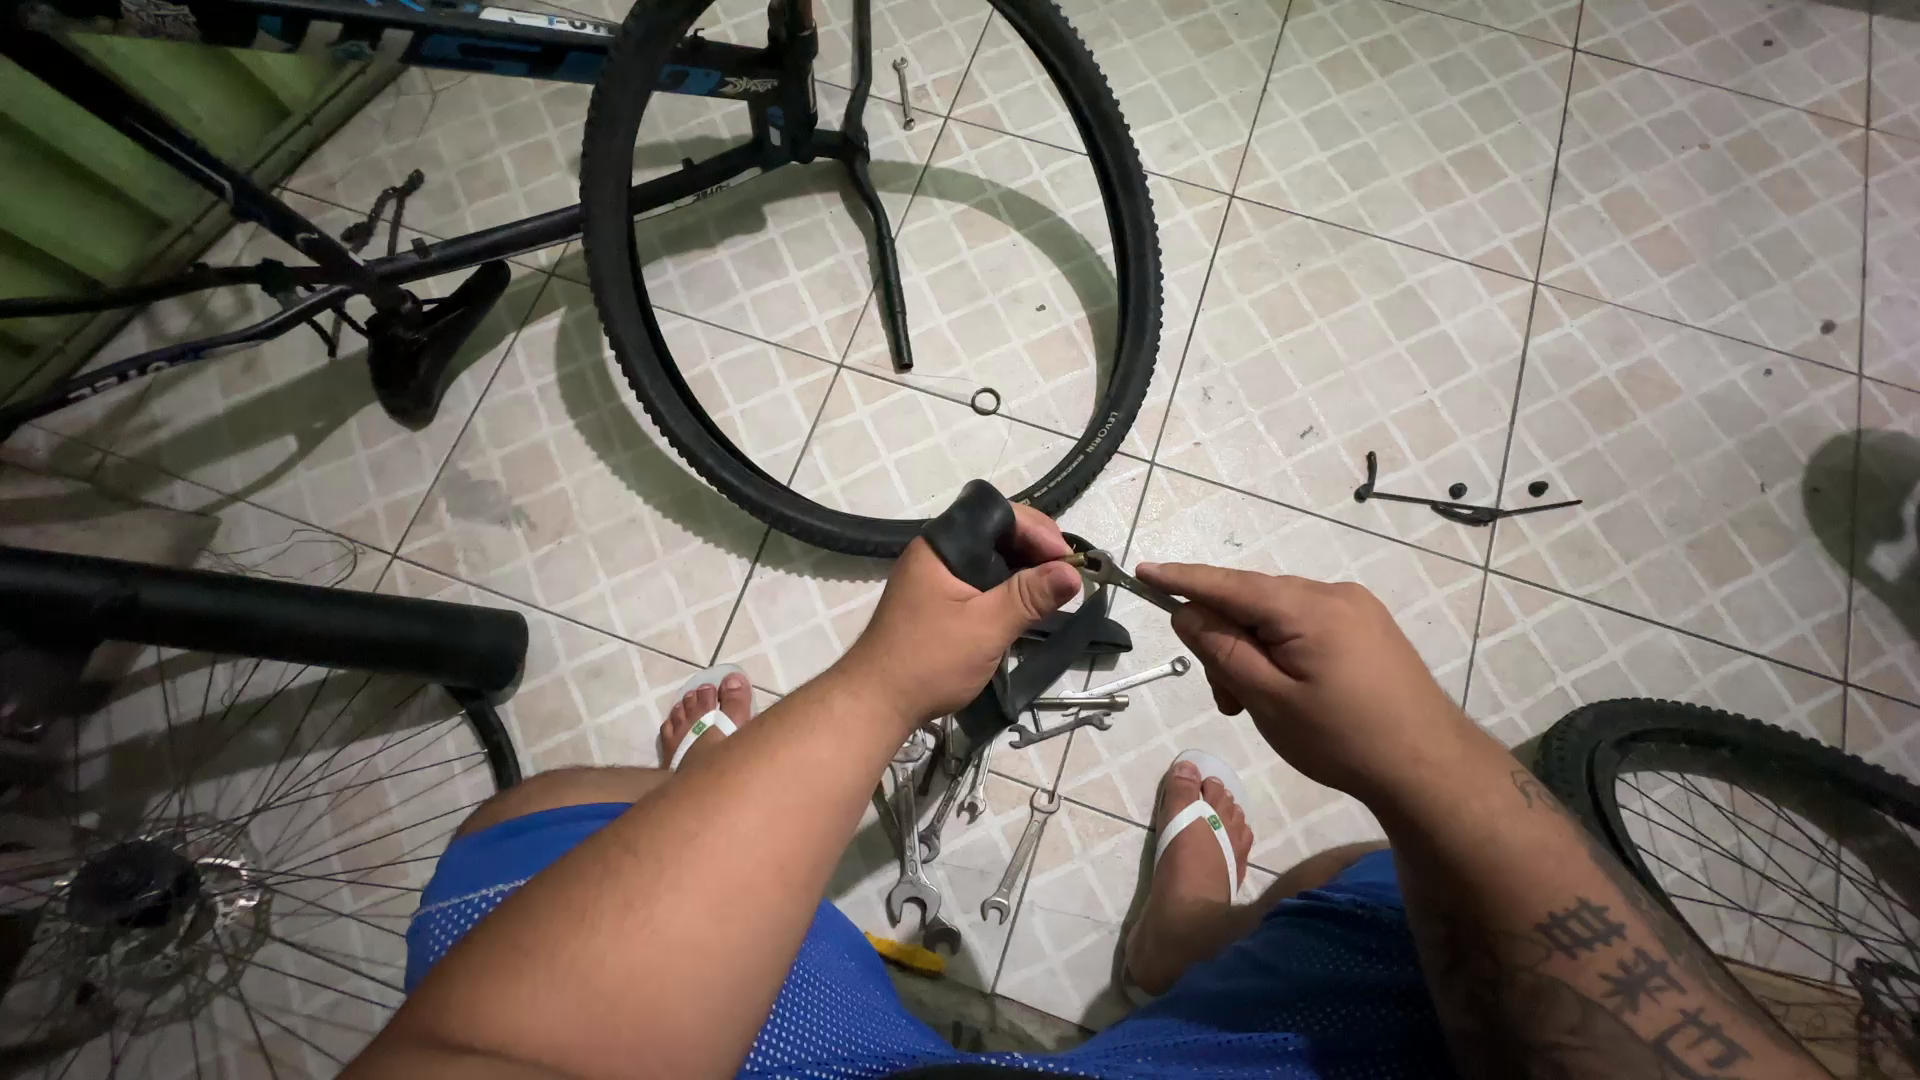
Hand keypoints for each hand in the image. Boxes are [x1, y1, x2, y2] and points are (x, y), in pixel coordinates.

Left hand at [837, 505, 1081, 726]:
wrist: (876, 703)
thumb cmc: (929, 661)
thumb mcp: (986, 628)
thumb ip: (1029, 597)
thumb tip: (1072, 572)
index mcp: (941, 546)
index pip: (997, 513)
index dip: (1036, 529)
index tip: (1065, 558)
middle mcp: (935, 554)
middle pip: (993, 532)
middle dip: (1033, 546)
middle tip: (1065, 571)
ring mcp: (933, 578)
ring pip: (987, 557)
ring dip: (1021, 568)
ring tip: (1054, 586)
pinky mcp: (936, 601)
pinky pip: (977, 580)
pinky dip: (1004, 586)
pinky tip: (1026, 603)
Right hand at [1136, 563, 1479, 802]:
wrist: (1432, 771)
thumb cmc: (1343, 740)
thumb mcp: (1268, 699)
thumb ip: (1222, 649)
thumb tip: (1187, 610)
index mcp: (1308, 608)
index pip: (1228, 584)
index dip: (1182, 579)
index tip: (1142, 571)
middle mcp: (1332, 594)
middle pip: (1251, 603)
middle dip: (1225, 642)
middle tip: (1227, 700)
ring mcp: (1355, 609)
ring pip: (1276, 617)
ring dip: (1252, 652)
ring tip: (1257, 705)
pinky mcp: (1366, 627)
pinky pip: (1303, 625)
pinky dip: (1279, 651)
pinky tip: (1286, 690)